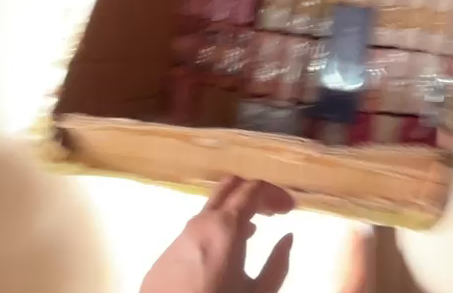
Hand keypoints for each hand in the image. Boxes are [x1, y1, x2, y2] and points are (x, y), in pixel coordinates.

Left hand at [141, 177, 296, 292]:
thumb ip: (278, 265)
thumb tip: (287, 238)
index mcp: (225, 226)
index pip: (254, 189)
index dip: (275, 194)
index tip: (290, 209)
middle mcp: (199, 224)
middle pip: (229, 187)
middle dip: (254, 193)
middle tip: (272, 211)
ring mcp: (177, 240)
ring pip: (210, 210)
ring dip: (234, 213)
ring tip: (252, 232)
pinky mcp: (163, 260)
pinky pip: (194, 234)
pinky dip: (214, 232)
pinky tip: (222, 255)